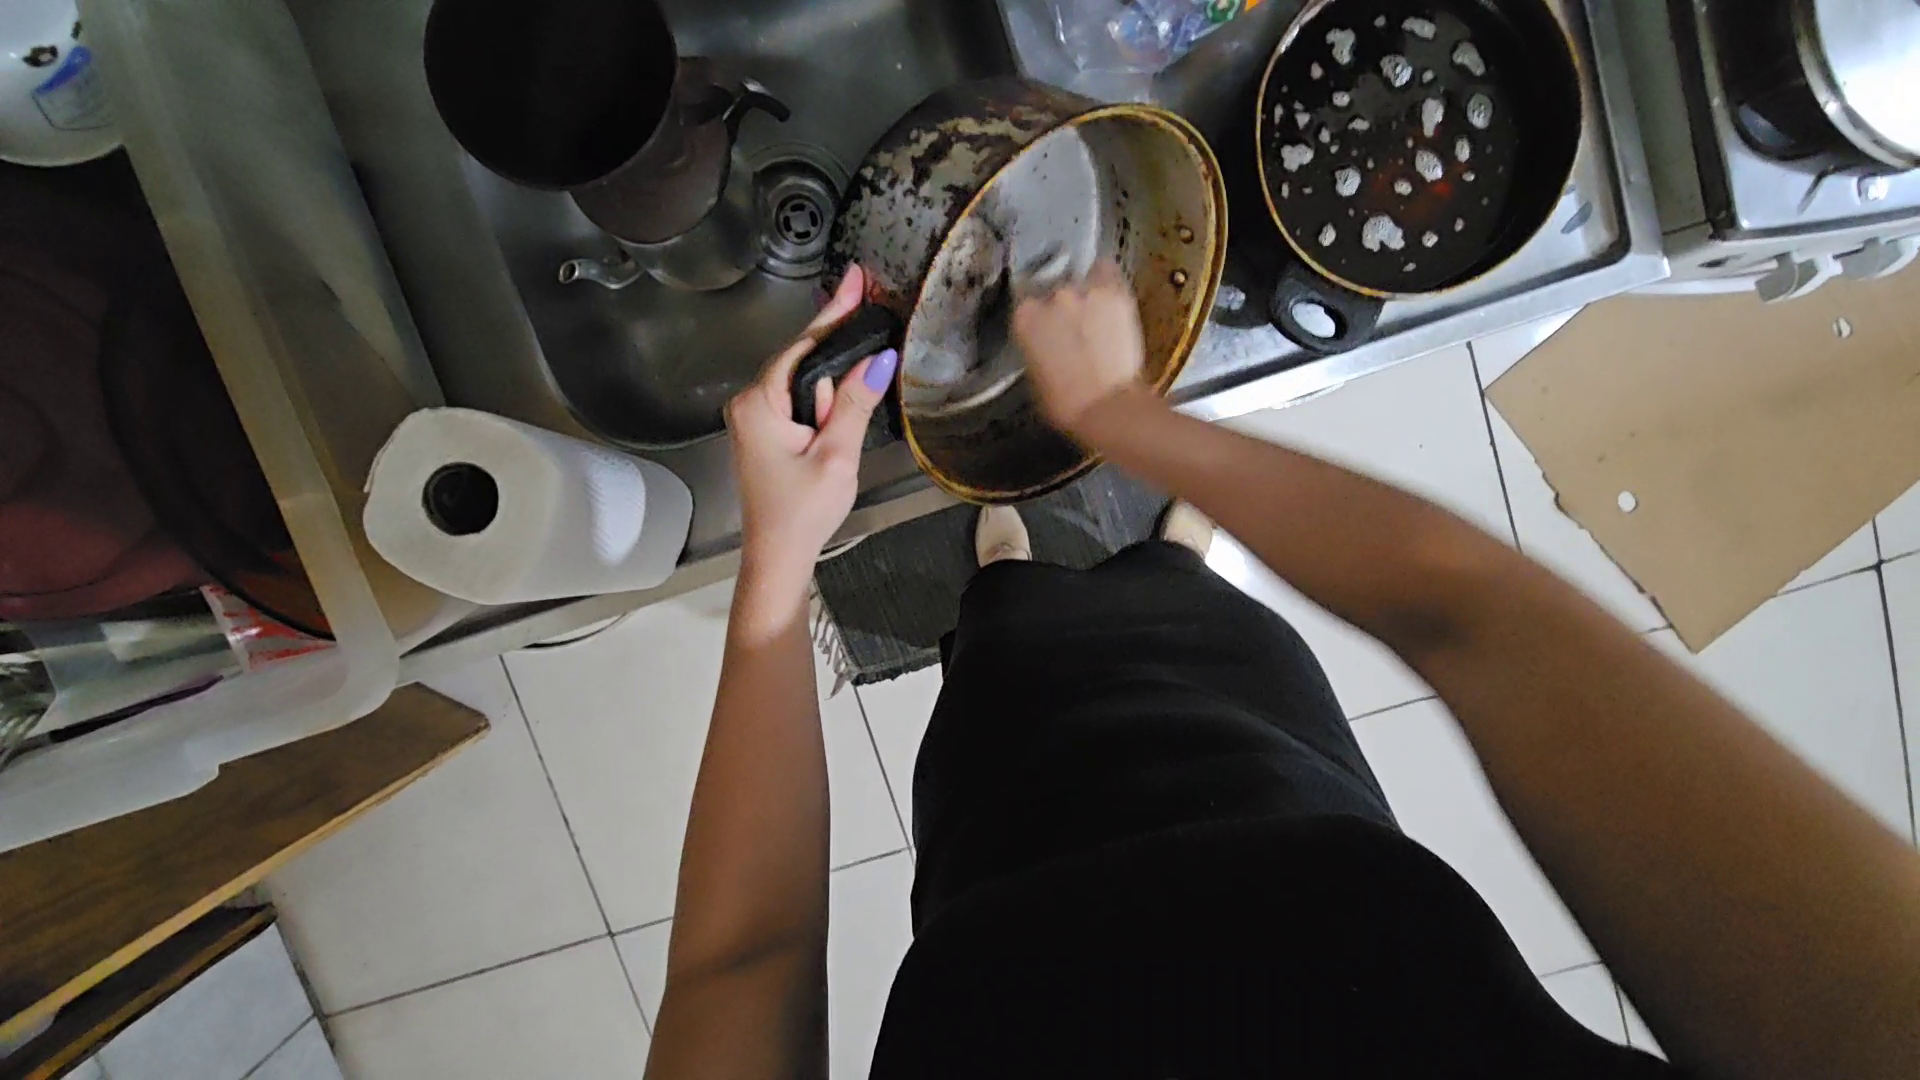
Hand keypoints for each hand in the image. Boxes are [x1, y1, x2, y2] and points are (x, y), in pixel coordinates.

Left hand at [726, 264, 897, 594]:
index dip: (834, 312)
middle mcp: (748, 403)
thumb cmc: (803, 512)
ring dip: (832, 395)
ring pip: (803, 385)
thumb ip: (855, 402)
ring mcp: (753, 419)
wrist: (779, 555)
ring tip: (839, 439)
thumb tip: (879, 359)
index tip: (855, 278)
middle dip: (838, 368)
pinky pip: (796, 403)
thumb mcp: (836, 454)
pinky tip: (838, 417)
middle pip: (802, 362)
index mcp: (759, 402)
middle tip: (864, 369)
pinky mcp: (763, 433)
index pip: (803, 345)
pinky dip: (821, 404)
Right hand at [1011, 260, 1147, 438]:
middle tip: (1071, 326)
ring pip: (1081, 278)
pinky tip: (1107, 294)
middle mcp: (1052, 296)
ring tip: (1093, 312)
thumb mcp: (1034, 374)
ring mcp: (1085, 290)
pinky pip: (1107, 271)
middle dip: (1060, 304)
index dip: (1036, 316)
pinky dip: (1105, 278)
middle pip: (1053, 288)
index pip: (1024, 302)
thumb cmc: (1064, 404)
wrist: (1107, 407)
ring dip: (1084, 292)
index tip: (1045, 327)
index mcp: (1024, 317)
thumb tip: (1044, 339)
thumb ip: (1035, 345)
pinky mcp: (1115, 291)